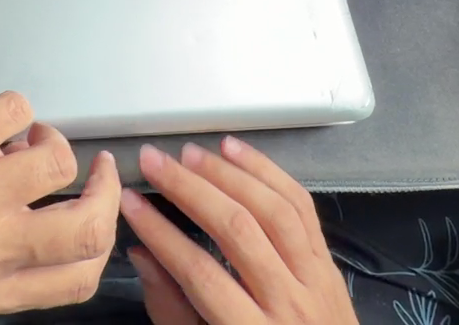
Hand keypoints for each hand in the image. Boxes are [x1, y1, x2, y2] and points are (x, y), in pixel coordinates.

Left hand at [0, 91, 121, 315]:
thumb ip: (5, 256)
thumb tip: (52, 209)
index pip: (78, 275)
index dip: (104, 234)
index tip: (99, 203)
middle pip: (86, 225)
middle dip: (102, 186)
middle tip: (91, 166)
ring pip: (56, 159)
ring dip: (48, 138)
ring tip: (20, 136)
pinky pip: (18, 111)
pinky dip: (12, 108)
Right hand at [121, 138, 357, 324]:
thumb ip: (171, 309)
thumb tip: (140, 251)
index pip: (201, 274)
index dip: (161, 234)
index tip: (129, 201)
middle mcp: (292, 307)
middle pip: (237, 230)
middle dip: (188, 189)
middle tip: (153, 160)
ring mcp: (317, 281)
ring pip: (273, 210)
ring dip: (227, 174)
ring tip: (189, 153)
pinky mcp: (329, 261)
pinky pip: (301, 205)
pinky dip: (267, 170)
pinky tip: (234, 150)